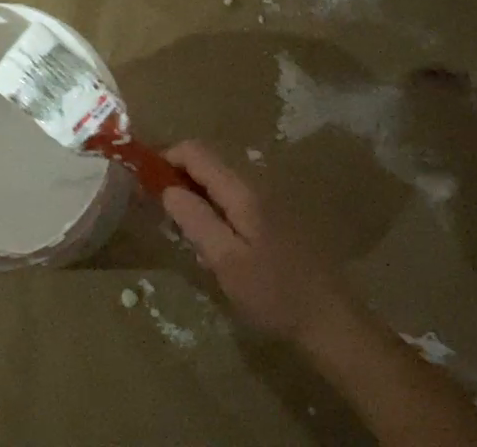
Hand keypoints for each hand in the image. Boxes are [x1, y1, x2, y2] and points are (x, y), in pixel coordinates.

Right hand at [162, 141, 355, 341]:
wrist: (333, 325)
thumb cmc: (275, 294)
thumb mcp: (225, 260)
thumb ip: (194, 218)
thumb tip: (165, 187)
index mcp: (242, 191)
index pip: (193, 150)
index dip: (163, 159)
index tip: (143, 185)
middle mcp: (256, 185)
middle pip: (206, 162)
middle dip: (176, 177)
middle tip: (158, 212)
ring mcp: (269, 201)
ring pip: (218, 181)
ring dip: (193, 195)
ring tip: (182, 230)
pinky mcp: (276, 219)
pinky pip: (233, 199)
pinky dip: (212, 208)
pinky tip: (212, 241)